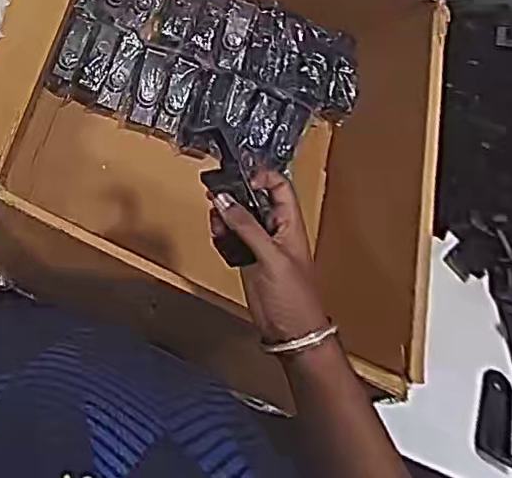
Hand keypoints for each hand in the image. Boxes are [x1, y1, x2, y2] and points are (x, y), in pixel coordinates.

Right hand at [210, 168, 330, 346]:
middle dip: (234, 194)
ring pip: (239, 216)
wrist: (291, 334)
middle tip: (216, 193)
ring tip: (215, 217)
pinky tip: (217, 233)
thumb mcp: (272, 257)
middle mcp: (274, 229)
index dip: (262, 176)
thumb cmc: (296, 298)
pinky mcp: (247, 259)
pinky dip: (221, 232)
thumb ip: (247, 227)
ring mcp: (260, 244)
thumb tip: (225, 201)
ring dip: (224, 213)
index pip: (279, 186)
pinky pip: (231, 236)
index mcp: (290, 223)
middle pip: (253, 199)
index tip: (242, 179)